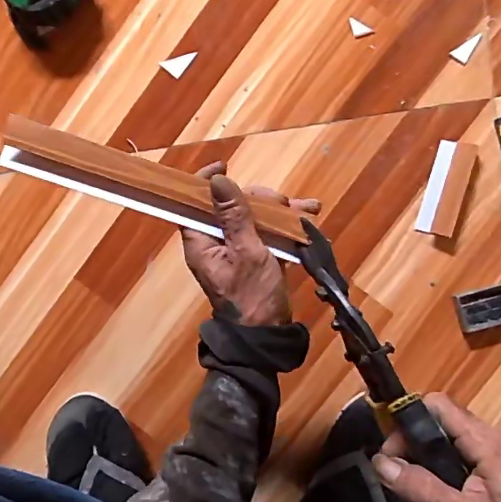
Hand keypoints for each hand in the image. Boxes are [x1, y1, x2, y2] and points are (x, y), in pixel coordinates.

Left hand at [179, 163, 319, 326]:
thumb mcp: (246, 251)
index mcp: (201, 241)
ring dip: (278, 209)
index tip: (224, 167)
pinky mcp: (253, 255)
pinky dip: (284, 223)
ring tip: (302, 210)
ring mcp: (235, 248)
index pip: (193, 202)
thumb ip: (234, 216)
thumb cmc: (252, 296)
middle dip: (258, 199)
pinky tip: (307, 214)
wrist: (268, 334)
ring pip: (251, 215)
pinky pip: (266, 230)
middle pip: (229, 205)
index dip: (206, 182)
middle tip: (280, 204)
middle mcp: (214, 242)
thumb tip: (219, 181)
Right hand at [373, 392, 500, 501]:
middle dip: (411, 444)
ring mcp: (498, 457)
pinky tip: (433, 499)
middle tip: (394, 475)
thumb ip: (421, 487)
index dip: (408, 419)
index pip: (437, 405)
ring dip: (424, 461)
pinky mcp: (500, 474)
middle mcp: (492, 440)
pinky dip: (441, 472)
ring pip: (448, 443)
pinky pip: (461, 460)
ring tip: (408, 490)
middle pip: (439, 423)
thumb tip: (381, 463)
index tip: (390, 451)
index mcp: (486, 442)